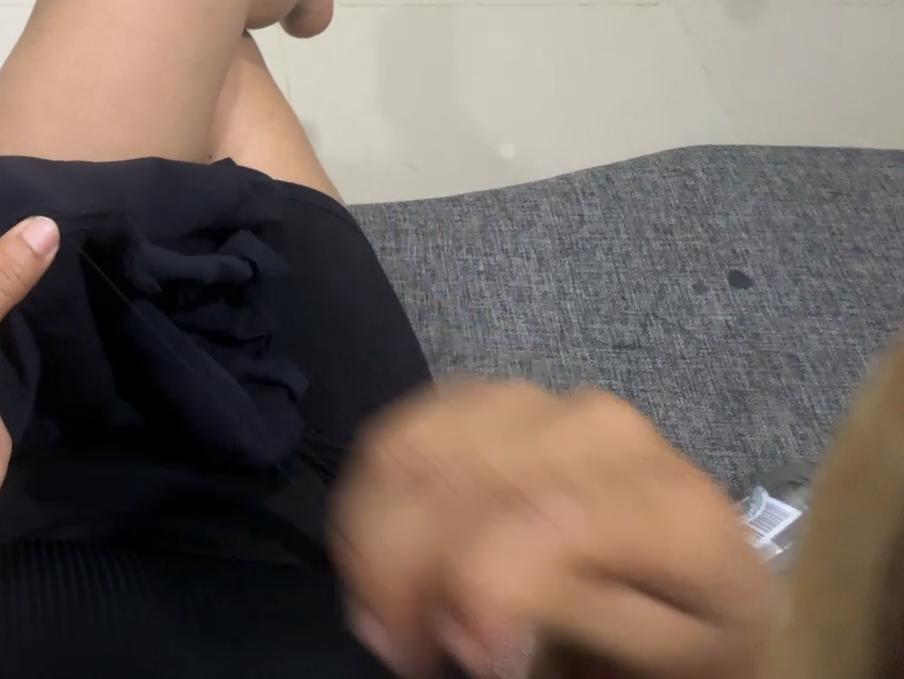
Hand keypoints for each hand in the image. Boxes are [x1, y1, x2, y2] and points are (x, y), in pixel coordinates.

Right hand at [332, 381, 772, 678]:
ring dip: (367, 527)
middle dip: (397, 561)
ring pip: (407, 448)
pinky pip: (392, 430)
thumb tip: (457, 619)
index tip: (447, 650)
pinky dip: (367, 491)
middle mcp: (598, 429)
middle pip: (459, 479)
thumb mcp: (658, 646)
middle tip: (383, 636)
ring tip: (368, 595)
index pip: (551, 521)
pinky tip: (373, 539)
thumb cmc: (675, 619)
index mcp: (671, 504)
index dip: (482, 584)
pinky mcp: (471, 393)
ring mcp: (528, 400)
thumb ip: (570, 615)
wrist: (676, 561)